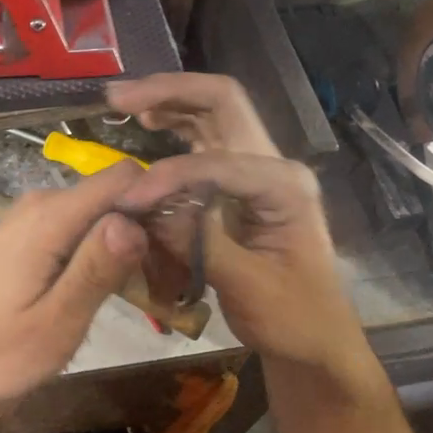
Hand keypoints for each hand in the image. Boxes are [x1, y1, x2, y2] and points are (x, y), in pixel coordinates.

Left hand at [0, 161, 148, 416]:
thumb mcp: (55, 323)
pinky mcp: (23, 235)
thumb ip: (95, 269)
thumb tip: (134, 220)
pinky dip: (96, 248)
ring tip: (139, 290)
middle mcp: (40, 203)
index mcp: (50, 216)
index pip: (123, 176)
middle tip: (163, 281)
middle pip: (112, 192)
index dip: (156, 201)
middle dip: (143, 226)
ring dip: (121, 242)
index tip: (177, 245)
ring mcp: (29, 218)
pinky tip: (100, 288)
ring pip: (96, 210)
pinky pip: (74, 225)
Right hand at [107, 74, 361, 367]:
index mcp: (285, 185)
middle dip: (170, 92)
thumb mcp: (250, 289)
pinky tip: (148, 124)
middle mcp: (274, 164)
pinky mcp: (239, 183)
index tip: (127, 201)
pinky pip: (205, 138)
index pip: (218, 161)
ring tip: (122, 104)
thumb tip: (147, 210)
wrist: (315, 340)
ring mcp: (257, 170)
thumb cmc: (293, 318)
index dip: (168, 176)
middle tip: (117, 97)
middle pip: (222, 103)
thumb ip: (202, 244)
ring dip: (169, 100)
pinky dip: (175, 125)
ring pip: (212, 112)